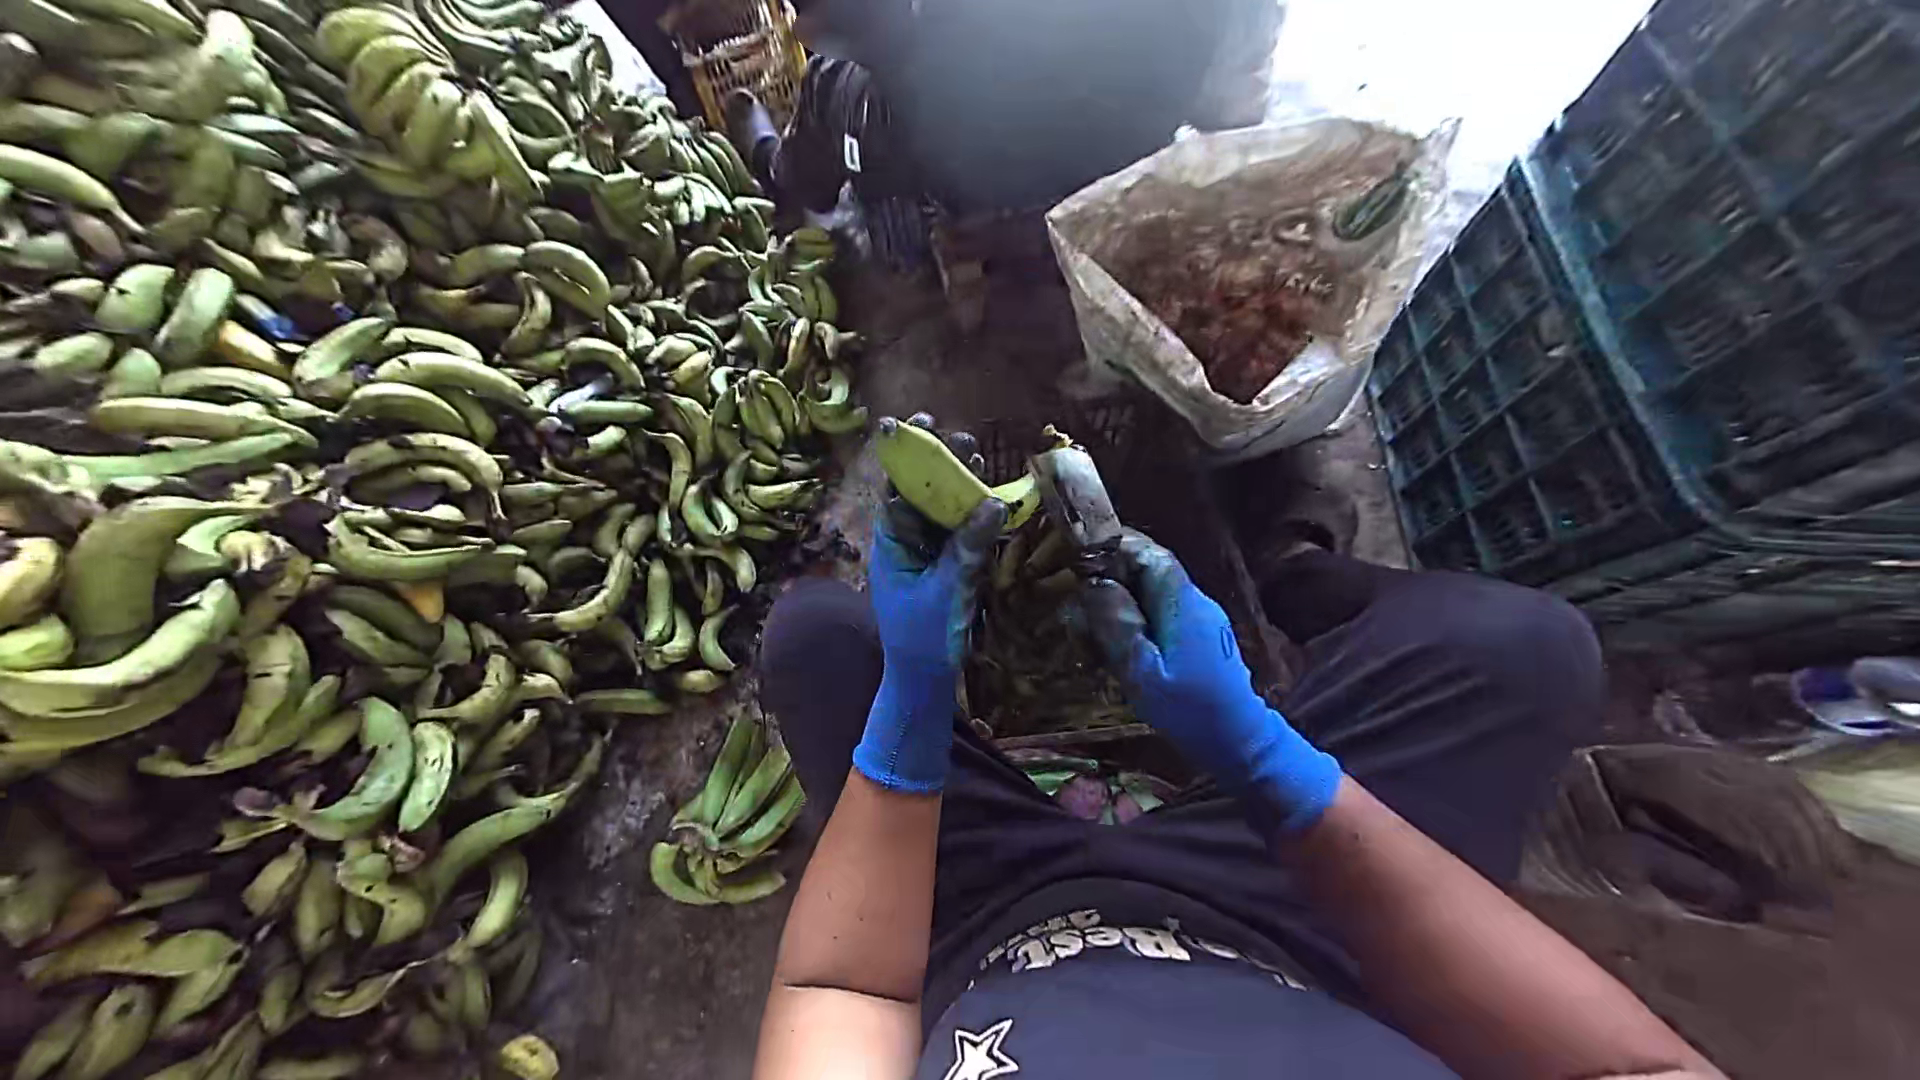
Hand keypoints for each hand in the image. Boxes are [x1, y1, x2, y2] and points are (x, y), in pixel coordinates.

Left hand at [855, 419, 1005, 793]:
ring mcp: (929, 554)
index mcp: (891, 544)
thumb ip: (967, 549)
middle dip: (941, 467)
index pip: (898, 492)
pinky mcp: (949, 565)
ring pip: (944, 511)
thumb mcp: (945, 592)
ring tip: (978, 458)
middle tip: (964, 441)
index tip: (920, 426)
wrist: (925, 678)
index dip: (909, 458)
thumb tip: (993, 505)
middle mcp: (908, 543)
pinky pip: (961, 533)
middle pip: (923, 495)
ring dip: (961, 487)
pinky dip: (975, 517)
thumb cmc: (923, 638)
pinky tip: (992, 498)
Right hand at [1084, 530, 1340, 831]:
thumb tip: (1093, 583)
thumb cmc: (1191, 710)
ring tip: (1088, 634)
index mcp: (1183, 602)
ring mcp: (1196, 620)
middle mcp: (1193, 602)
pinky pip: (1156, 615)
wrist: (1240, 744)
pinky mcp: (1194, 638)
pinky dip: (1129, 623)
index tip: (1081, 558)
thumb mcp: (1143, 672)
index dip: (1114, 548)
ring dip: (1115, 606)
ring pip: (1148, 595)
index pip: (1149, 554)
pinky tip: (1111, 648)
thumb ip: (1117, 624)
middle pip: (1145, 572)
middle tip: (1075, 604)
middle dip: (1108, 581)